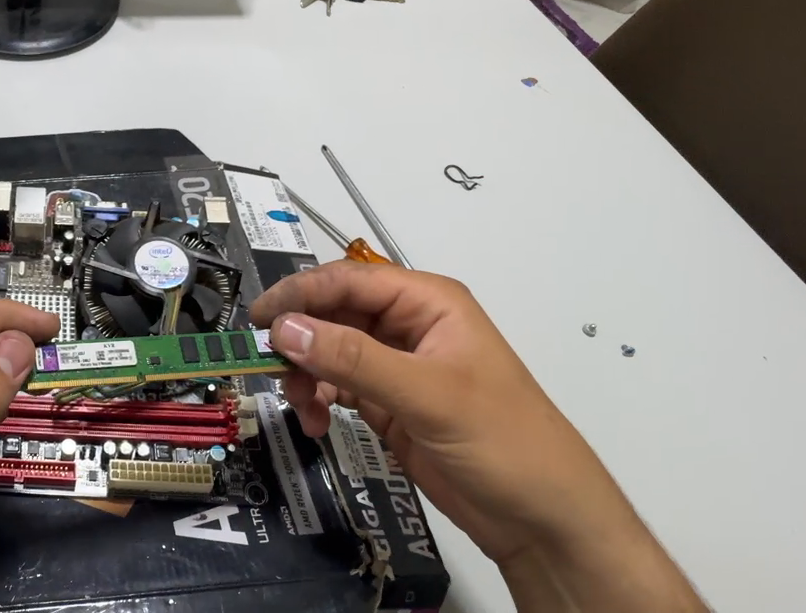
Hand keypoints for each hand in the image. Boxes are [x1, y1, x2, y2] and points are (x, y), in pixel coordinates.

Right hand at [253, 260, 703, 610]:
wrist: (546, 525)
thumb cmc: (504, 442)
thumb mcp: (428, 395)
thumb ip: (353, 359)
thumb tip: (284, 329)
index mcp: (426, 302)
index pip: (347, 280)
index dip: (300, 293)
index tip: (258, 319)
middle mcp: (406, 325)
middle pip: (332, 312)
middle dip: (300, 338)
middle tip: (268, 365)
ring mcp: (395, 364)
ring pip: (327, 348)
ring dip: (306, 372)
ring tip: (300, 404)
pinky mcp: (386, 401)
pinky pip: (335, 383)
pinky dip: (318, 397)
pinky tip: (315, 420)